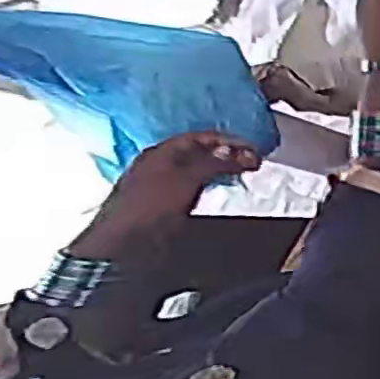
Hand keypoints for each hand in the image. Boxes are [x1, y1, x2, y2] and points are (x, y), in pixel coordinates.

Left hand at [70, 132, 260, 259]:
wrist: (124, 241)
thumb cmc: (152, 204)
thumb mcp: (186, 178)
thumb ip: (214, 163)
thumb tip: (240, 152)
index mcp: (163, 152)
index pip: (202, 137)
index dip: (230, 141)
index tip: (255, 151)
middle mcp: (164, 163)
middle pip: (202, 151)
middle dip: (230, 154)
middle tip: (254, 164)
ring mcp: (166, 181)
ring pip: (202, 167)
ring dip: (225, 168)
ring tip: (245, 175)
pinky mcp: (170, 199)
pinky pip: (199, 183)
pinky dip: (216, 182)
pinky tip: (227, 189)